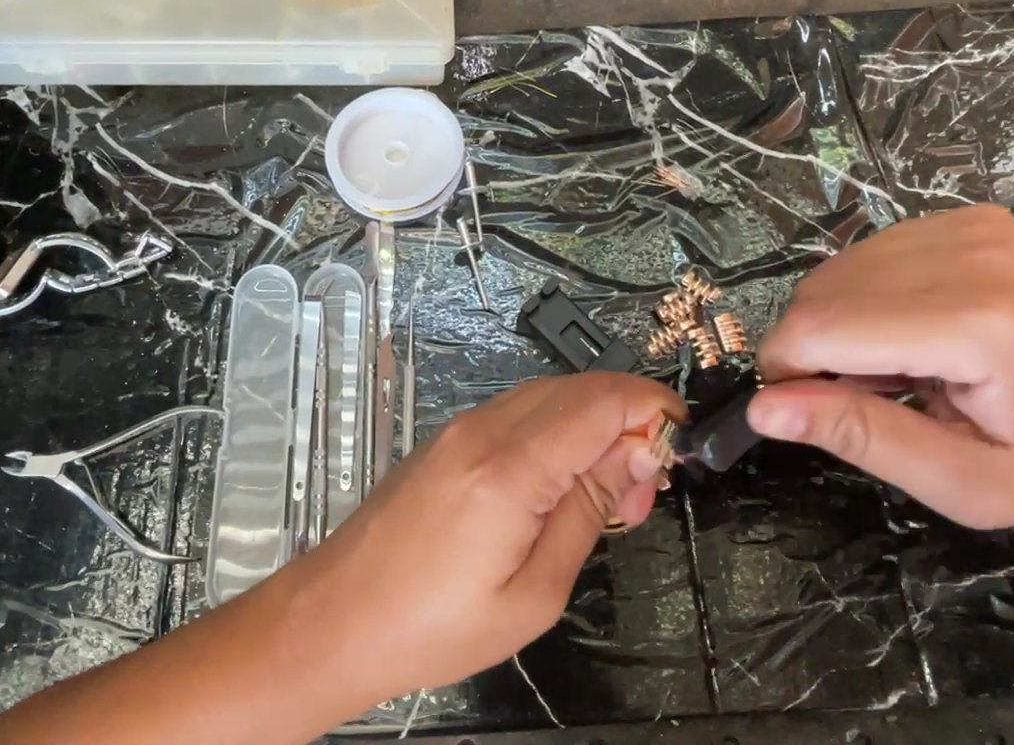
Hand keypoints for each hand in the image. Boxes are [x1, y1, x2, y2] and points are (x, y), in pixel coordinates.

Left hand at [276, 372, 682, 701]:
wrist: (336, 617)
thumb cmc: (436, 626)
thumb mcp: (534, 591)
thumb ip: (588, 509)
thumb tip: (638, 453)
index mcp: (509, 467)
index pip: (601, 401)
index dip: (651, 409)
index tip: (677, 449)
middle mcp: (484, 428)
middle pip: (578, 388)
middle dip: (627, 420)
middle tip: (642, 490)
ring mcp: (460, 427)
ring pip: (548, 395)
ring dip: (592, 426)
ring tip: (606, 495)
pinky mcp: (447, 439)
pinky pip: (517, 413)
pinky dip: (555, 432)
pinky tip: (560, 483)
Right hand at [746, 203, 1013, 528]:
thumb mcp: (957, 482)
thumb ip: (858, 436)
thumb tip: (760, 408)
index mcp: (980, 325)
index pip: (823, 326)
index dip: (787, 369)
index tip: (806, 408)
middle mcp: (974, 255)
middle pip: (822, 292)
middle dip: (813, 348)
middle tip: (866, 395)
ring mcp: (973, 226)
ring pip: (835, 270)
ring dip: (837, 321)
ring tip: (895, 364)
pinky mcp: (969, 216)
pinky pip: (866, 253)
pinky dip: (862, 296)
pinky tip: (907, 328)